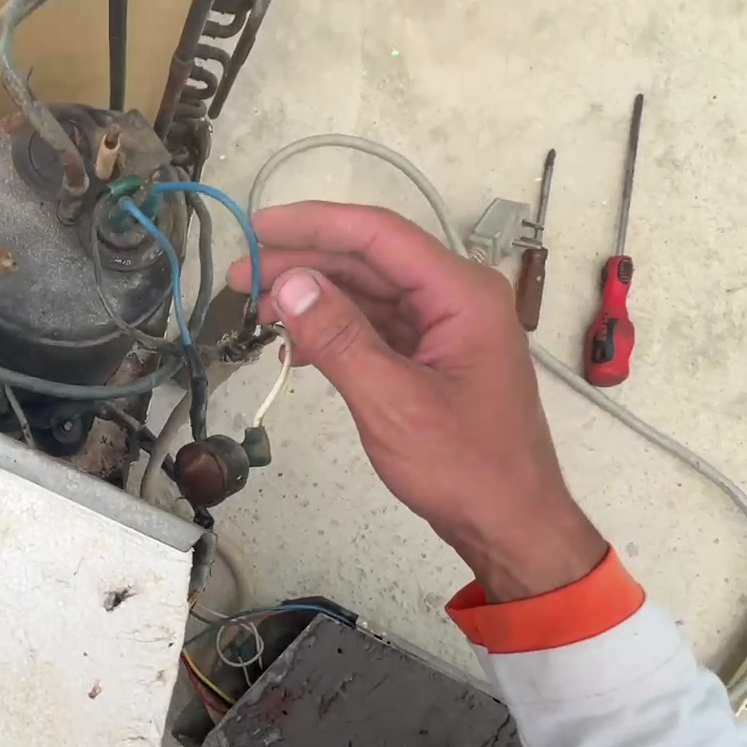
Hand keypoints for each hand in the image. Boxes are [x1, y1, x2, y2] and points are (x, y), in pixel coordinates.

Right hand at [226, 201, 605, 601]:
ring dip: (311, 299)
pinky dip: (331, 333)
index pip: (378, 236)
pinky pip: (372, 329)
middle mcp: (453, 299)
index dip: (314, 225)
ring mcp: (441, 329)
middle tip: (239, 278)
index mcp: (459, 294)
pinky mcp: (427, 358)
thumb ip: (340, 338)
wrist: (506, 521)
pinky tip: (294, 347)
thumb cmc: (461, 465)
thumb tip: (289, 284)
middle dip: (302, 263)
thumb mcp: (391, 401)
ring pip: (366, 295)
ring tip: (255, 311)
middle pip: (368, 262)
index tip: (256, 226)